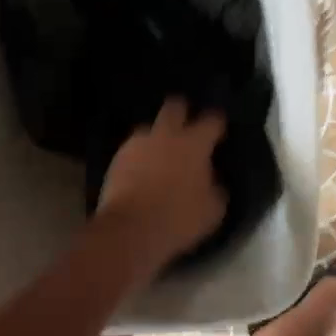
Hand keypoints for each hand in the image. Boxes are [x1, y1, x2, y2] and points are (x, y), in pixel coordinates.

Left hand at [95, 97, 228, 266]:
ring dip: (156, 136)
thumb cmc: (179, 219)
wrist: (130, 228)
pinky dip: (139, 155)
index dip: (217, 123)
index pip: (212, 121)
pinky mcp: (117, 157)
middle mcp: (166, 135)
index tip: (219, 130)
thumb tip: (212, 180)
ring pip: (149, 127)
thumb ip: (215, 187)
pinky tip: (141, 169)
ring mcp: (138, 143)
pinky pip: (132, 147)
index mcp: (194, 144)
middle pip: (174, 106)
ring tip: (159, 152)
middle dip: (182, 111)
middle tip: (186, 125)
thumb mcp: (212, 210)